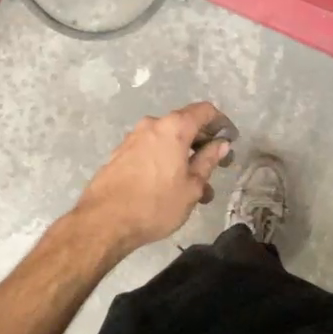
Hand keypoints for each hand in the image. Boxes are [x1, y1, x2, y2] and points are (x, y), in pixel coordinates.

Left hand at [74, 102, 233, 252]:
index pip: (204, 111)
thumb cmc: (155, 204)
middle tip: (213, 168)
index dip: (221, 122)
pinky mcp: (120, 154)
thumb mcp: (191, 187)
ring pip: (167, 142)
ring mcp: (133, 138)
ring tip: (191, 189)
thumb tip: (220, 144)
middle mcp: (153, 125)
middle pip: (185, 125)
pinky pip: (150, 151)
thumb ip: (208, 161)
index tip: (229, 140)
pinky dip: (163, 162)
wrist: (103, 222)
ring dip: (182, 158)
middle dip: (202, 145)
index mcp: (174, 127)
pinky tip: (167, 188)